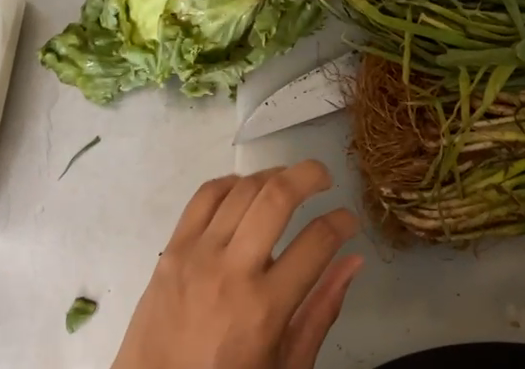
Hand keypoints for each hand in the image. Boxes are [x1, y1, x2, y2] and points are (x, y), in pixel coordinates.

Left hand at [112, 161, 364, 368]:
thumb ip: (321, 311)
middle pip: (278, 197)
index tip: (350, 221)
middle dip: (310, 175)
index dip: (343, 222)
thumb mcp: (285, 365)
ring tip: (289, 182)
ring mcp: (198, 256)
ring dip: (273, 175)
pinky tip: (246, 190)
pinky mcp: (172, 251)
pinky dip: (231, 183)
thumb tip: (353, 261)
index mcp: (266, 308)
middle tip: (325, 178)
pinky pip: (204, 196)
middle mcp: (233, 272)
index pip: (318, 241)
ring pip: (243, 188)